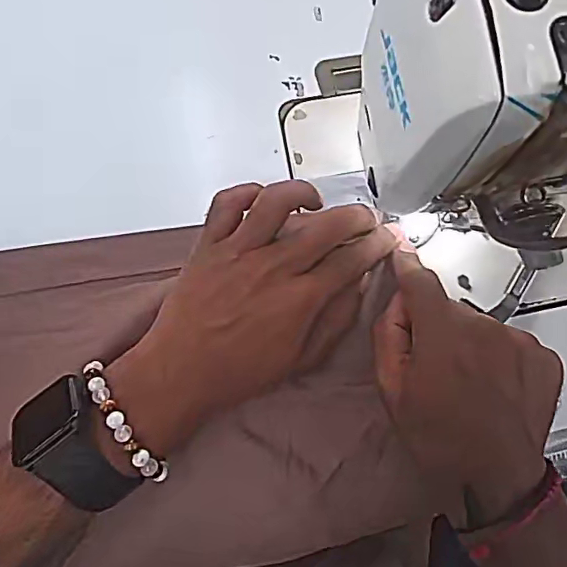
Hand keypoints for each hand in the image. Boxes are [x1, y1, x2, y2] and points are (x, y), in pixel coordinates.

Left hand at [106, 181, 395, 454]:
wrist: (180, 373)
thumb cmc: (239, 372)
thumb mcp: (302, 358)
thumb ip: (337, 319)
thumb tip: (359, 284)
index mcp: (299, 299)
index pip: (352, 258)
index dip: (377, 244)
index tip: (385, 239)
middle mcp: (272, 268)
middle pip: (328, 224)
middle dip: (358, 216)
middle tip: (363, 220)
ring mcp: (238, 252)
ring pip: (278, 201)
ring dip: (304, 193)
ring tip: (314, 204)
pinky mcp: (209, 245)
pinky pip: (227, 203)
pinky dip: (247, 192)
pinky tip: (262, 200)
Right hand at [372, 246, 563, 526]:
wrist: (495, 476)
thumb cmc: (438, 438)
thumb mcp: (392, 390)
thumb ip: (388, 334)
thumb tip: (399, 303)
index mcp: (442, 331)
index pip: (420, 280)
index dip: (407, 265)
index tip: (403, 253)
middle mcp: (483, 326)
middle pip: (452, 309)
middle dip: (440, 326)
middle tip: (436, 366)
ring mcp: (518, 340)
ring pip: (483, 327)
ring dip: (472, 344)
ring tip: (469, 384)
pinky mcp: (542, 356)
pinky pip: (511, 343)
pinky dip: (501, 358)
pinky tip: (495, 388)